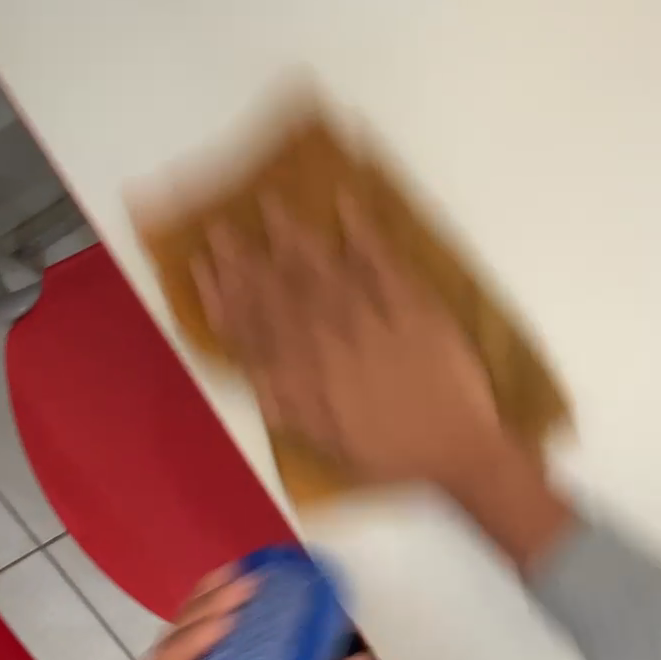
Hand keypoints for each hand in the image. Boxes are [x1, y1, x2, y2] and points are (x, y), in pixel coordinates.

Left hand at [128, 565, 374, 659]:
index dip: (185, 648)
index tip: (228, 624)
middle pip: (165, 659)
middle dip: (201, 614)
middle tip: (249, 587)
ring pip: (178, 652)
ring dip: (205, 609)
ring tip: (246, 580)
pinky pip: (201, 658)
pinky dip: (217, 620)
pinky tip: (245, 599)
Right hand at [193, 196, 509, 494]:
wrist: (458, 447)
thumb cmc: (395, 453)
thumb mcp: (335, 444)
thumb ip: (294, 412)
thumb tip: (255, 385)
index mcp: (311, 379)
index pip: (256, 333)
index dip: (225, 299)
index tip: (202, 268)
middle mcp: (332, 344)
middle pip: (282, 296)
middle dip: (247, 261)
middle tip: (221, 228)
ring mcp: (372, 321)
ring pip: (323, 275)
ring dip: (294, 239)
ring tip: (272, 208)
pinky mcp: (413, 306)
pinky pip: (383, 264)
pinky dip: (364, 233)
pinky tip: (345, 206)